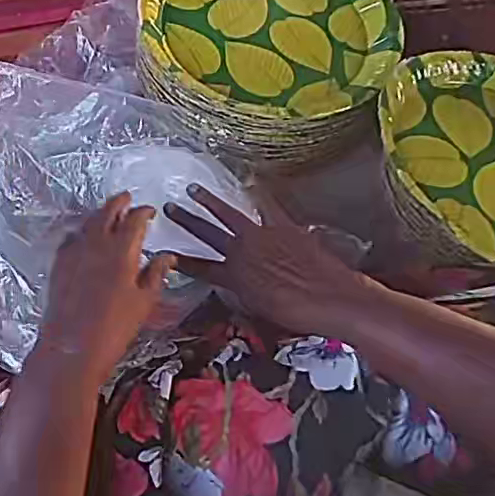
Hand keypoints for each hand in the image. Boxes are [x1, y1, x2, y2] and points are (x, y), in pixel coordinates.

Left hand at [34, 193, 175, 379]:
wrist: (72, 349)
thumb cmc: (114, 328)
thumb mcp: (144, 301)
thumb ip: (156, 274)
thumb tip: (167, 257)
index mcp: (122, 250)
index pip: (135, 220)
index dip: (143, 212)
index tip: (149, 211)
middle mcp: (96, 245)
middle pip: (107, 212)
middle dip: (118, 202)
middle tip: (126, 198)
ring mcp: (74, 253)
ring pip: (88, 223)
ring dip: (100, 214)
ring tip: (108, 213)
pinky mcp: (58, 265)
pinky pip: (71, 238)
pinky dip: (81, 232)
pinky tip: (84, 238)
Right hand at [163, 184, 379, 337]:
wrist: (329, 298)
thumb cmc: (296, 314)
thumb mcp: (261, 313)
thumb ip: (246, 299)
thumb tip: (241, 293)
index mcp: (234, 277)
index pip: (200, 268)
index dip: (181, 261)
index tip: (165, 252)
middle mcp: (242, 253)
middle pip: (207, 234)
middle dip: (187, 221)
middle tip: (170, 208)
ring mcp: (261, 235)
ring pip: (228, 214)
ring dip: (210, 201)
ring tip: (195, 190)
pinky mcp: (284, 226)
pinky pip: (267, 205)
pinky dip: (258, 193)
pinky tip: (250, 181)